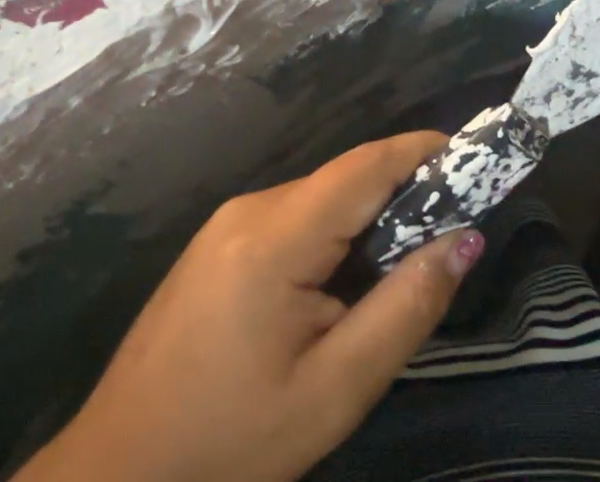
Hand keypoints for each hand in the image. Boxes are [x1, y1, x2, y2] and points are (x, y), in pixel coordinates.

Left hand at [14, 132, 484, 481]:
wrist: (115, 481)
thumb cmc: (231, 441)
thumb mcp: (339, 386)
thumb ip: (410, 304)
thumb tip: (468, 237)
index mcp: (275, 238)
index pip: (369, 163)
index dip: (429, 151)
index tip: (484, 161)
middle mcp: (248, 213)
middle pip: (349, 178)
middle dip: (410, 191)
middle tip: (458, 232)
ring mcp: (226, 228)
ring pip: (325, 198)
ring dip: (376, 216)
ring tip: (412, 264)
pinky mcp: (218, 249)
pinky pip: (298, 219)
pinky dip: (341, 233)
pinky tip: (352, 282)